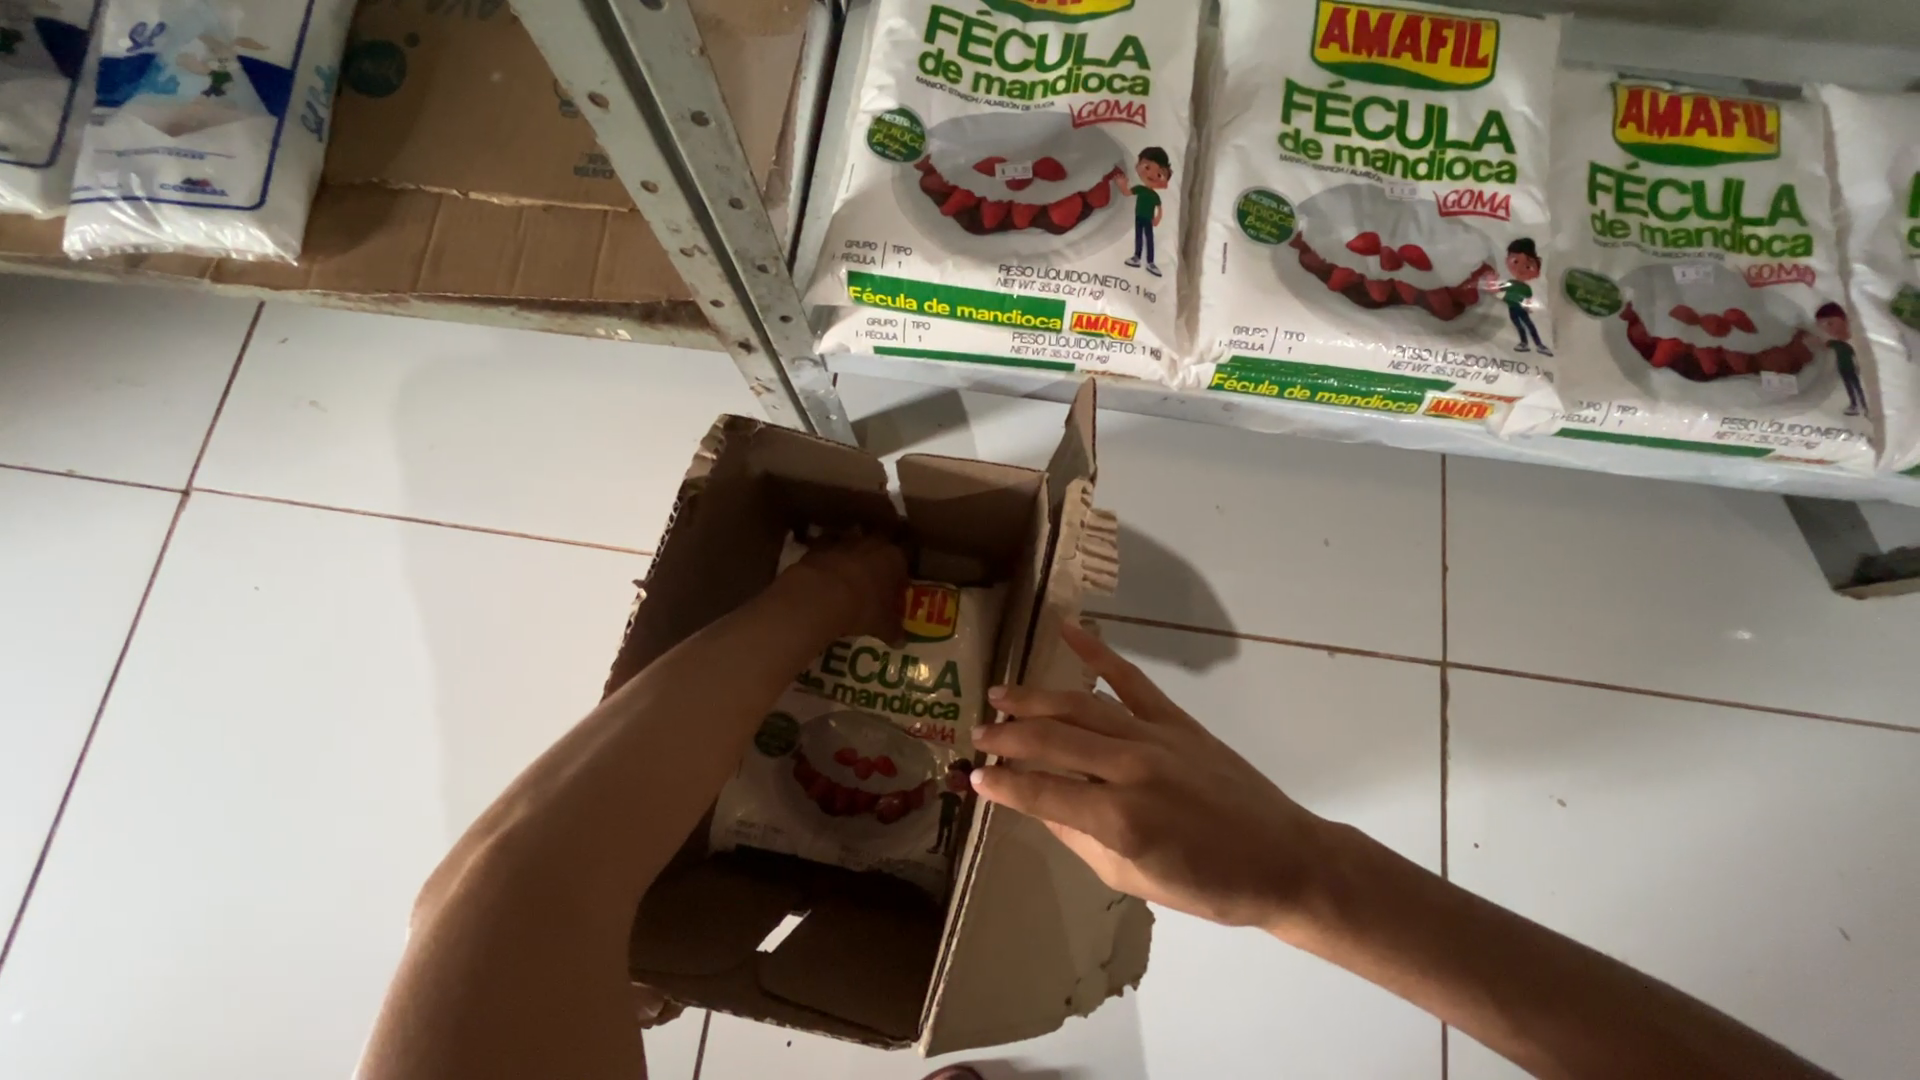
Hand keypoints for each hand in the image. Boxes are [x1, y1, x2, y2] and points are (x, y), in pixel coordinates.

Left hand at [783, 533, 907, 642]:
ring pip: (852, 546)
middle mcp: (871, 543)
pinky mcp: (818, 546)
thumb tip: (901, 642)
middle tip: (872, 583)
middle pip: (878, 549)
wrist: (820, 595)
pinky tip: (824, 577)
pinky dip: (826, 560)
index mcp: (894, 558)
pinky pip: (826, 550)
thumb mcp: (882, 625)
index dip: (900, 578)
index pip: (904, 562)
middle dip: (876, 563)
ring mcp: (843, 542)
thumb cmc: (861, 608)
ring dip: (851, 558)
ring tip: (847, 578)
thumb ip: (893, 631)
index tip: (895, 591)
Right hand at [971, 623, 1331, 932]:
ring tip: (1000, 694)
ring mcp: (1154, 736)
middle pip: (1053, 740)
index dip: (1001, 783)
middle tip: (978, 733)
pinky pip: (1130, 679)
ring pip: (1080, 705)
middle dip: (1008, 736)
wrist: (1282, 859)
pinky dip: (1097, 651)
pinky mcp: (1176, 719)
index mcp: (1117, 819)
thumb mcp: (1129, 879)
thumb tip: (1034, 803)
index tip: (973, 776)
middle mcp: (1129, 768)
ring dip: (1035, 698)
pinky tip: (1067, 630)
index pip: (1039, 791)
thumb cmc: (1206, 886)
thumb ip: (1076, 836)